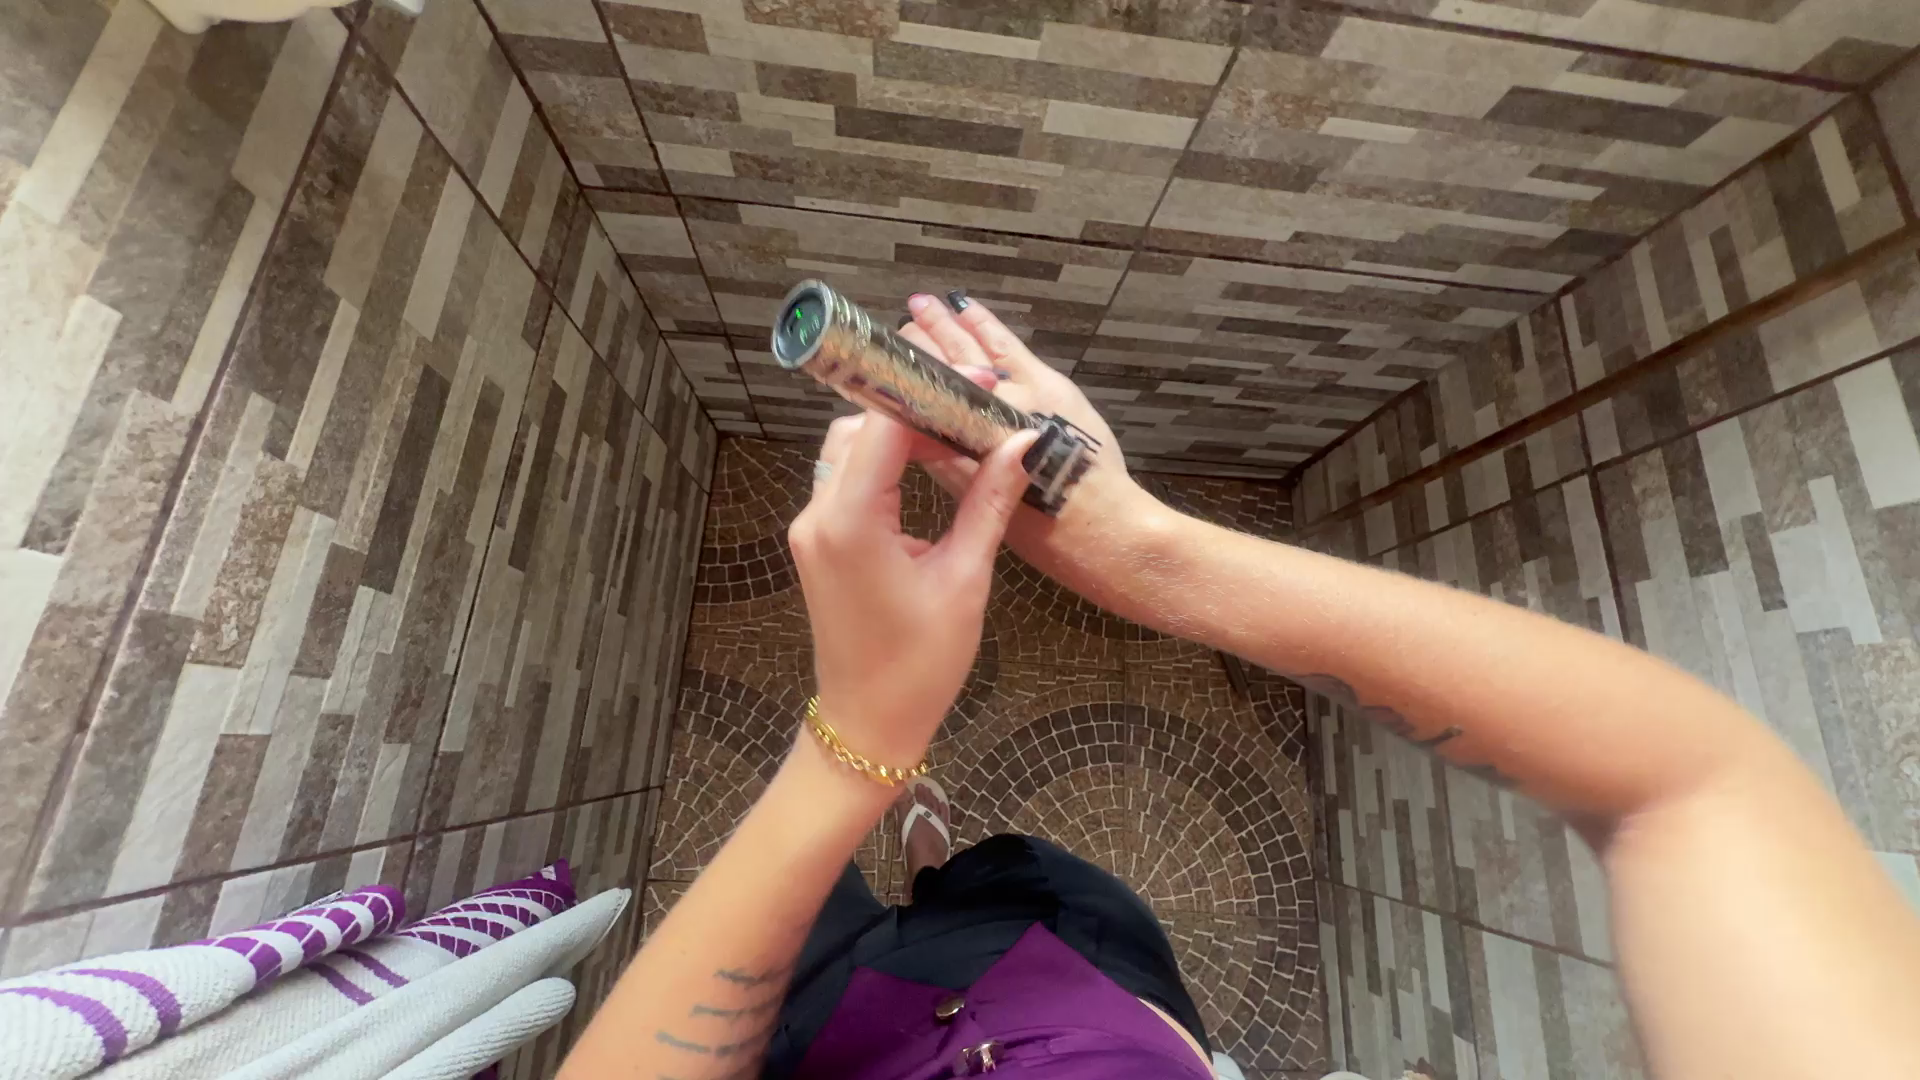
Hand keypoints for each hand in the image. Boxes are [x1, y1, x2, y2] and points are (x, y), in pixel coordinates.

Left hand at [790, 411, 1038, 771]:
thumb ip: (989, 502)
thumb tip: (1023, 444)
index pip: (884, 426)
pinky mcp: (816, 542)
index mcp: (851, 523)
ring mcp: (810, 529)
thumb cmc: (923, 664)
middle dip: (915, 413)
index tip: (980, 387)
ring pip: (847, 451)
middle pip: (860, 430)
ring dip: (896, 438)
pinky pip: (844, 482)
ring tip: (954, 441)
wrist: (869, 723)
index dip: (932, 395)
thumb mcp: (965, 579)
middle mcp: (817, 515)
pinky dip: (881, 466)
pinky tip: (921, 473)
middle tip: (972, 417)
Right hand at [897, 295, 1180, 613]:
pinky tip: (963, 304)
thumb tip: (931, 447)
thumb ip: (954, 477)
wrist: (1094, 528)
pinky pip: (1001, 343)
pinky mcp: (1040, 383)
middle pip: (933, 374)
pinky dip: (981, 322)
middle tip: (900, 329)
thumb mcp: (982, 517)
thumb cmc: (1044, 533)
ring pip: (962, 352)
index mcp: (953, 459)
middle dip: (914, 349)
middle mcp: (972, 422)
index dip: (900, 387)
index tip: (887, 370)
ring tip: (919, 306)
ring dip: (939, 327)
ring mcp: (1006, 397)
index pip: (916, 411)